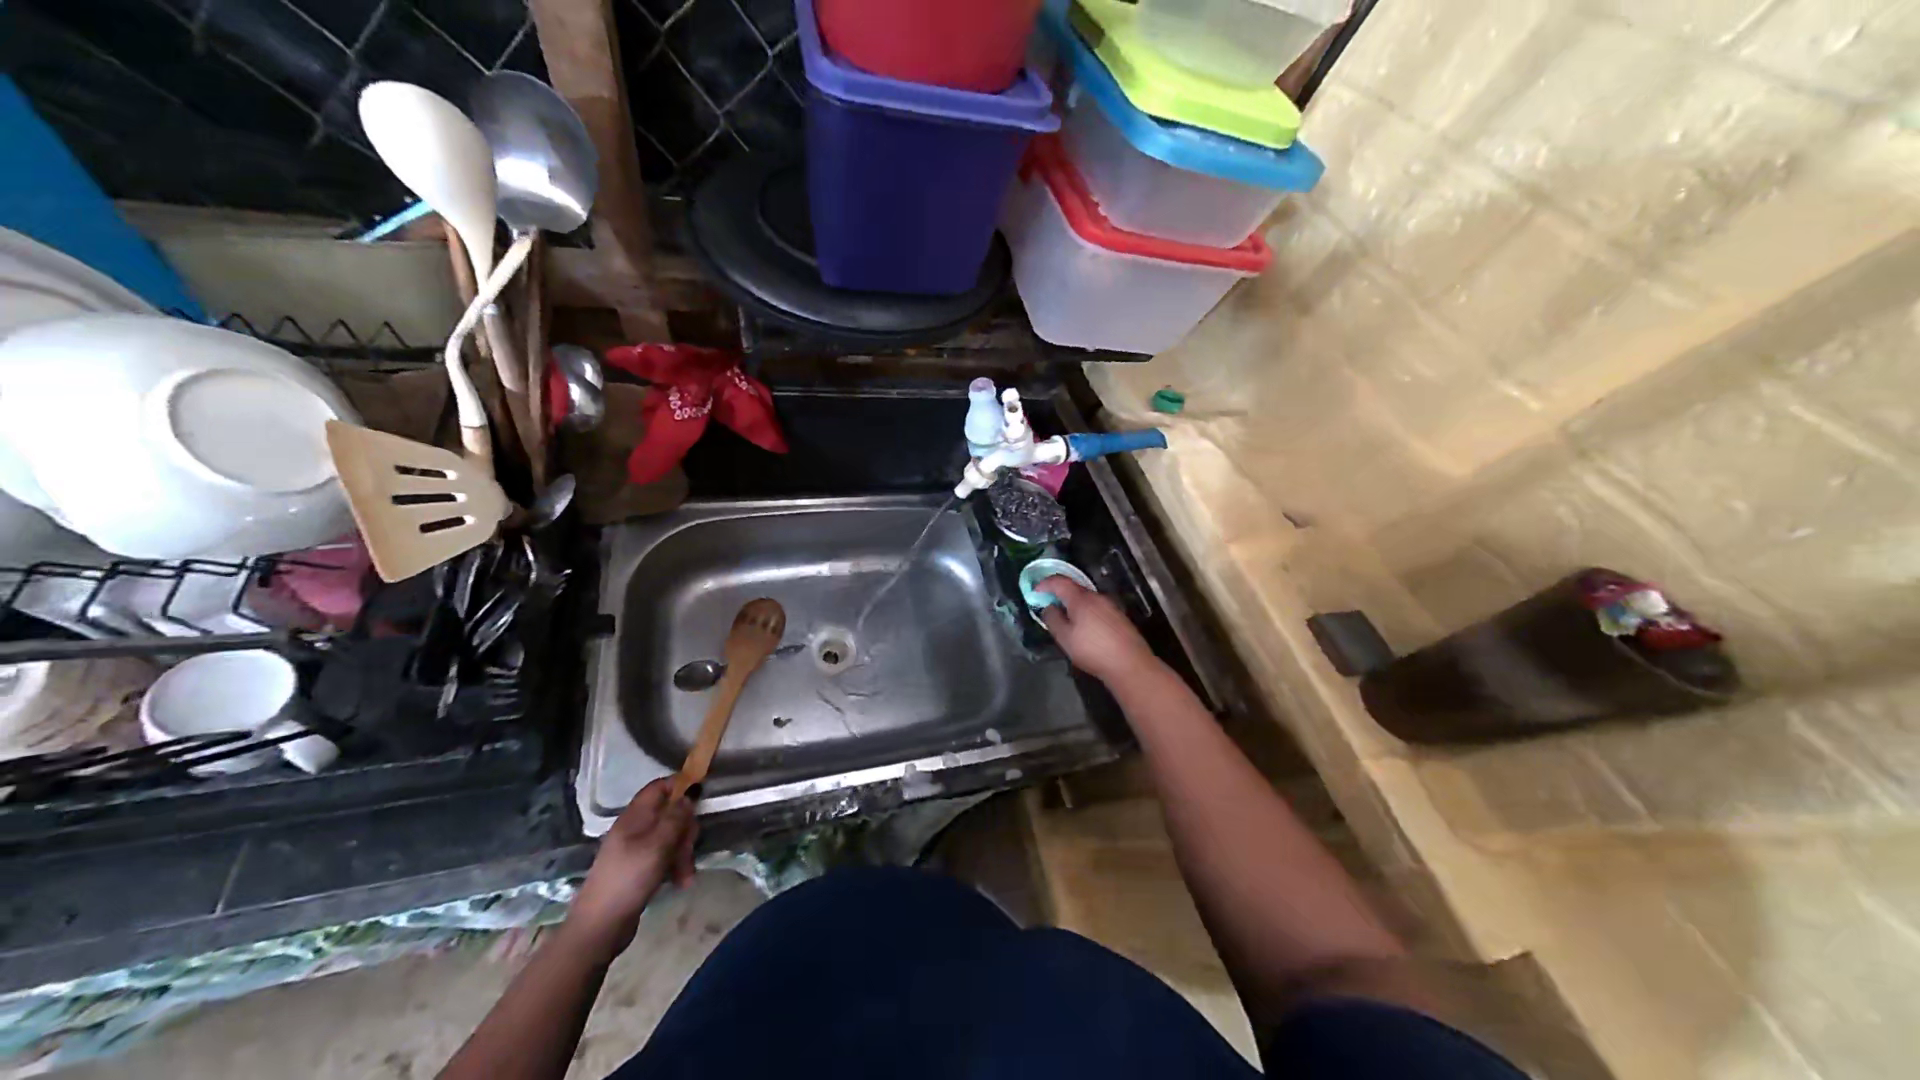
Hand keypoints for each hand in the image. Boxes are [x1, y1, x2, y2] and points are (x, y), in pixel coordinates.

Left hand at [564, 777, 696, 958]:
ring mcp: (636, 850)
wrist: (599, 927)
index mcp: (634, 817)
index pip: (659, 787)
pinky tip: (680, 882)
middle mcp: (635, 829)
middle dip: (685, 830)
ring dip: (683, 853)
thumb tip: (689, 792)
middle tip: (689, 848)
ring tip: (686, 876)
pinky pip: (665, 857)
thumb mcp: (657, 845)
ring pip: (670, 838)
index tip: (701, 797)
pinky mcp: (640, 869)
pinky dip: (675, 866)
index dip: (680, 786)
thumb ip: (675, 817)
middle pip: (670, 814)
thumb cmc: (628, 880)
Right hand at [1036, 577, 1158, 684]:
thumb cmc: (1093, 650)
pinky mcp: (1119, 616)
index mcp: (1081, 599)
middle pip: (1074, 588)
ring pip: (1087, 598)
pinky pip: (1097, 607)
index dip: (1045, 584)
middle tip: (1048, 604)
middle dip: (1059, 593)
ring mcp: (1110, 606)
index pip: (1059, 581)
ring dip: (1073, 603)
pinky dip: (1085, 611)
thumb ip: (1053, 619)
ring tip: (1065, 617)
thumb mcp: (1065, 638)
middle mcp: (1097, 597)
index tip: (1035, 591)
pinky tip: (1085, 627)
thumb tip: (1048, 607)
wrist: (1130, 664)